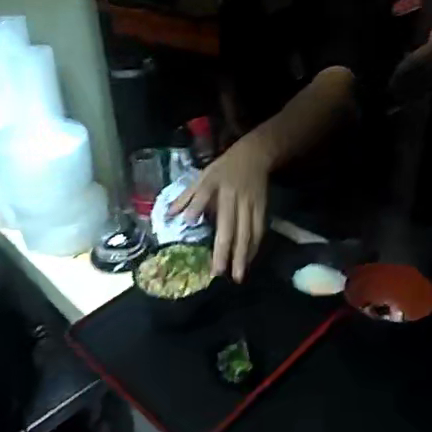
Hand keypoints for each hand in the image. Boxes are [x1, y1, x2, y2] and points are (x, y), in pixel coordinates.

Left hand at [168, 134, 273, 281]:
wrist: (255, 155)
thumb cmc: (223, 169)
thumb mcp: (202, 177)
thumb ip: (187, 197)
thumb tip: (168, 215)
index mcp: (215, 185)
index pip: (204, 196)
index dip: (197, 208)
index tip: (188, 222)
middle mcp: (233, 196)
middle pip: (230, 226)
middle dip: (225, 251)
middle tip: (219, 272)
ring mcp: (250, 203)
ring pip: (247, 233)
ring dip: (242, 255)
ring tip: (237, 276)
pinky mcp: (262, 208)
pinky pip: (258, 231)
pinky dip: (253, 248)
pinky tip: (247, 262)